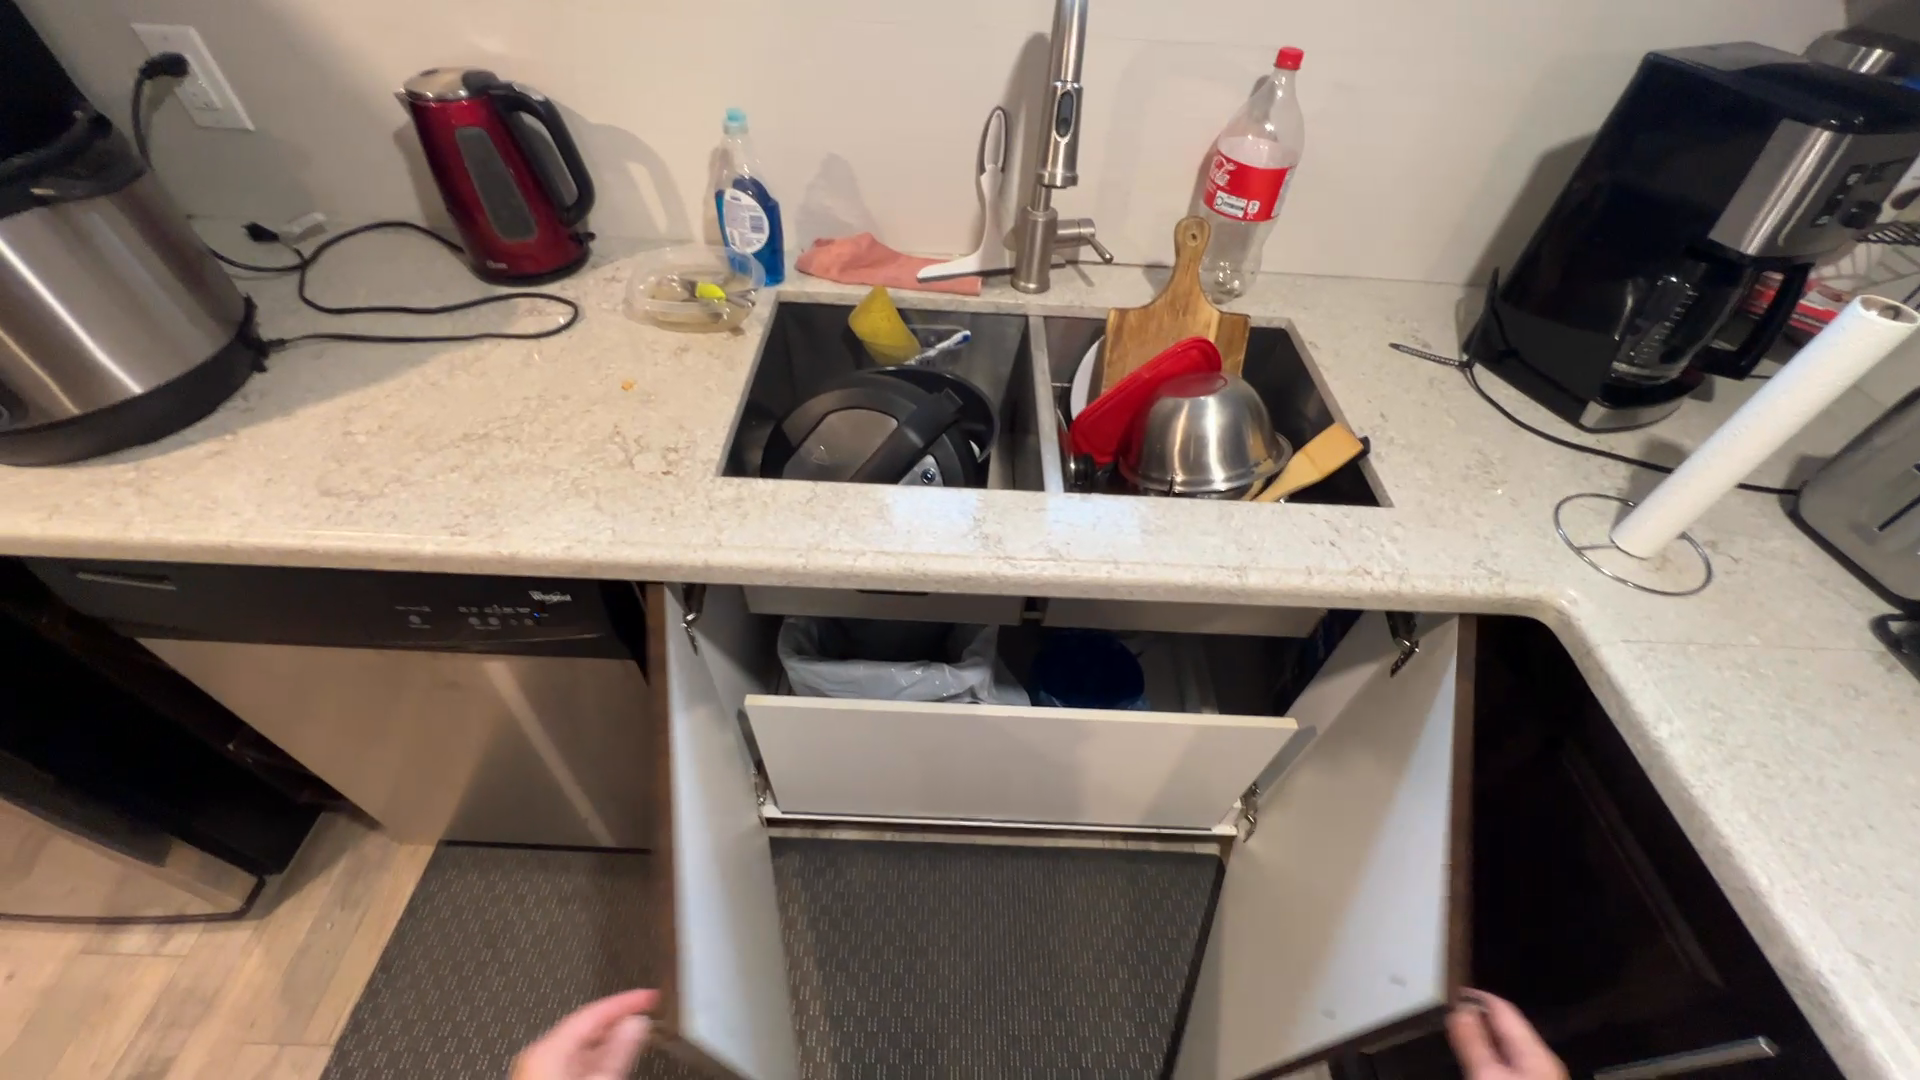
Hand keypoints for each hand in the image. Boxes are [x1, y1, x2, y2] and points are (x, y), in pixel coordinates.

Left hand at [511, 988, 657, 1079]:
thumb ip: (619, 1052)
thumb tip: (636, 1024)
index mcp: (547, 1051)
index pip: (594, 1012)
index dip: (625, 1002)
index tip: (649, 998)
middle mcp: (538, 1059)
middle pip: (585, 1030)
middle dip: (618, 1024)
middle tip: (646, 1019)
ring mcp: (537, 1075)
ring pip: (579, 1050)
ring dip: (608, 1046)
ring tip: (635, 1043)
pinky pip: (572, 1067)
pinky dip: (595, 1064)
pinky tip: (611, 1068)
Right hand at [1446, 989, 1567, 1079]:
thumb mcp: (1487, 1073)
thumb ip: (1473, 1039)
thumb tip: (1459, 1005)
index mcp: (1536, 1050)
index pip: (1503, 1006)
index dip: (1476, 995)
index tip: (1451, 990)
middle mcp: (1544, 1059)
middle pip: (1507, 1026)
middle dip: (1479, 1016)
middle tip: (1452, 1013)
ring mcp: (1543, 1075)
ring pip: (1509, 1045)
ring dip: (1486, 1037)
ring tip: (1462, 1035)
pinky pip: (1513, 1061)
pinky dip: (1494, 1054)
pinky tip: (1481, 1061)